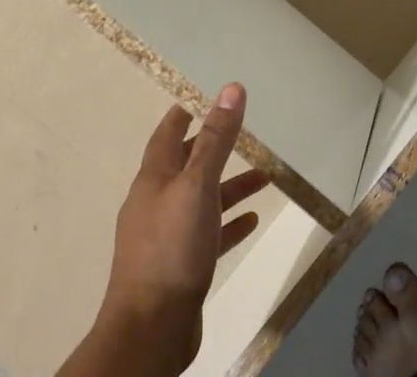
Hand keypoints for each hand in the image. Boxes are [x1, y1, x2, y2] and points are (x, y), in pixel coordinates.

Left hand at [59, 83, 269, 376]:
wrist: (151, 327)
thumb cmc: (172, 247)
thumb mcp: (197, 185)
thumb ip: (216, 140)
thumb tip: (231, 88)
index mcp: (154, 180)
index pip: (167, 136)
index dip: (185, 113)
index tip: (204, 96)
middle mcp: (156, 203)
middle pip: (186, 166)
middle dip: (213, 148)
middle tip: (242, 131)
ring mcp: (167, 236)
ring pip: (202, 200)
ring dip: (229, 186)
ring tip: (264, 177)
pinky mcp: (181, 266)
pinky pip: (209, 233)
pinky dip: (229, 222)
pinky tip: (251, 219)